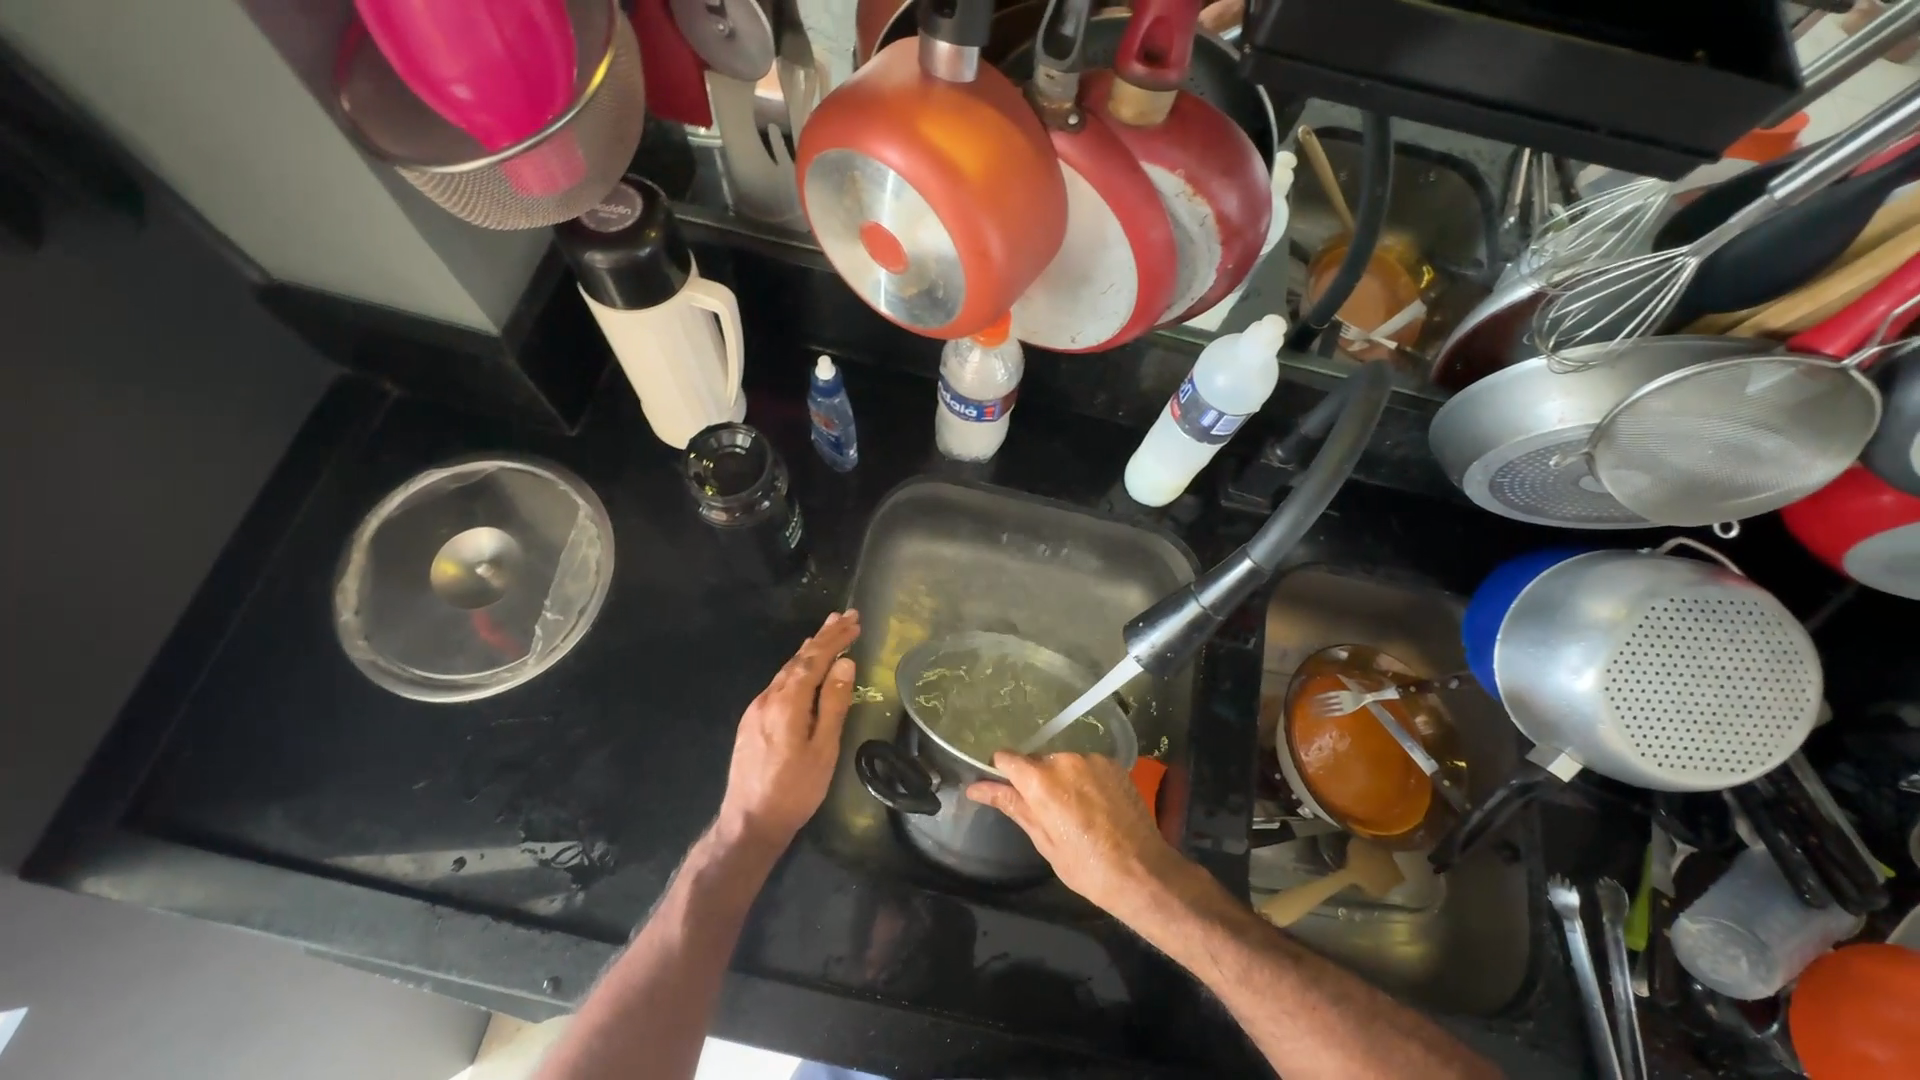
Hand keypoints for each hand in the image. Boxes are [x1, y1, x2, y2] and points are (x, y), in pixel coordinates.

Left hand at [718, 610, 861, 849]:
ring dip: (809, 651)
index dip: (835, 639)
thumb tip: (845, 664)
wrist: (750, 821)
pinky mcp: (751, 722)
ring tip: (826, 633)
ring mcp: (755, 709)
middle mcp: (767, 698)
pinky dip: (796, 669)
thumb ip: (833, 704)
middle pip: (798, 659)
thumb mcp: (823, 748)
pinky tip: (802, 669)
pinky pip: (778, 684)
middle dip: (823, 637)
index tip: (854, 621)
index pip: (814, 659)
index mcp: (787, 702)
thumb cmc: (795, 789)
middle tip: (844, 617)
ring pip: (786, 670)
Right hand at [966, 751, 1183, 913]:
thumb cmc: (1085, 866)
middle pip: (1037, 761)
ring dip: (1063, 780)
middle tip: (1048, 814)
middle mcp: (1065, 760)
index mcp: (1041, 781)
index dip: (1003, 773)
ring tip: (1077, 813)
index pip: (1006, 758)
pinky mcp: (1115, 764)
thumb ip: (1011, 805)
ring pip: (1064, 763)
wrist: (1141, 871)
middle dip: (1036, 781)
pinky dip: (1086, 780)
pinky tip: (1097, 807)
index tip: (1008, 791)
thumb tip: (975, 787)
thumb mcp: (1043, 840)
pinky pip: (1089, 766)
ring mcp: (1093, 760)